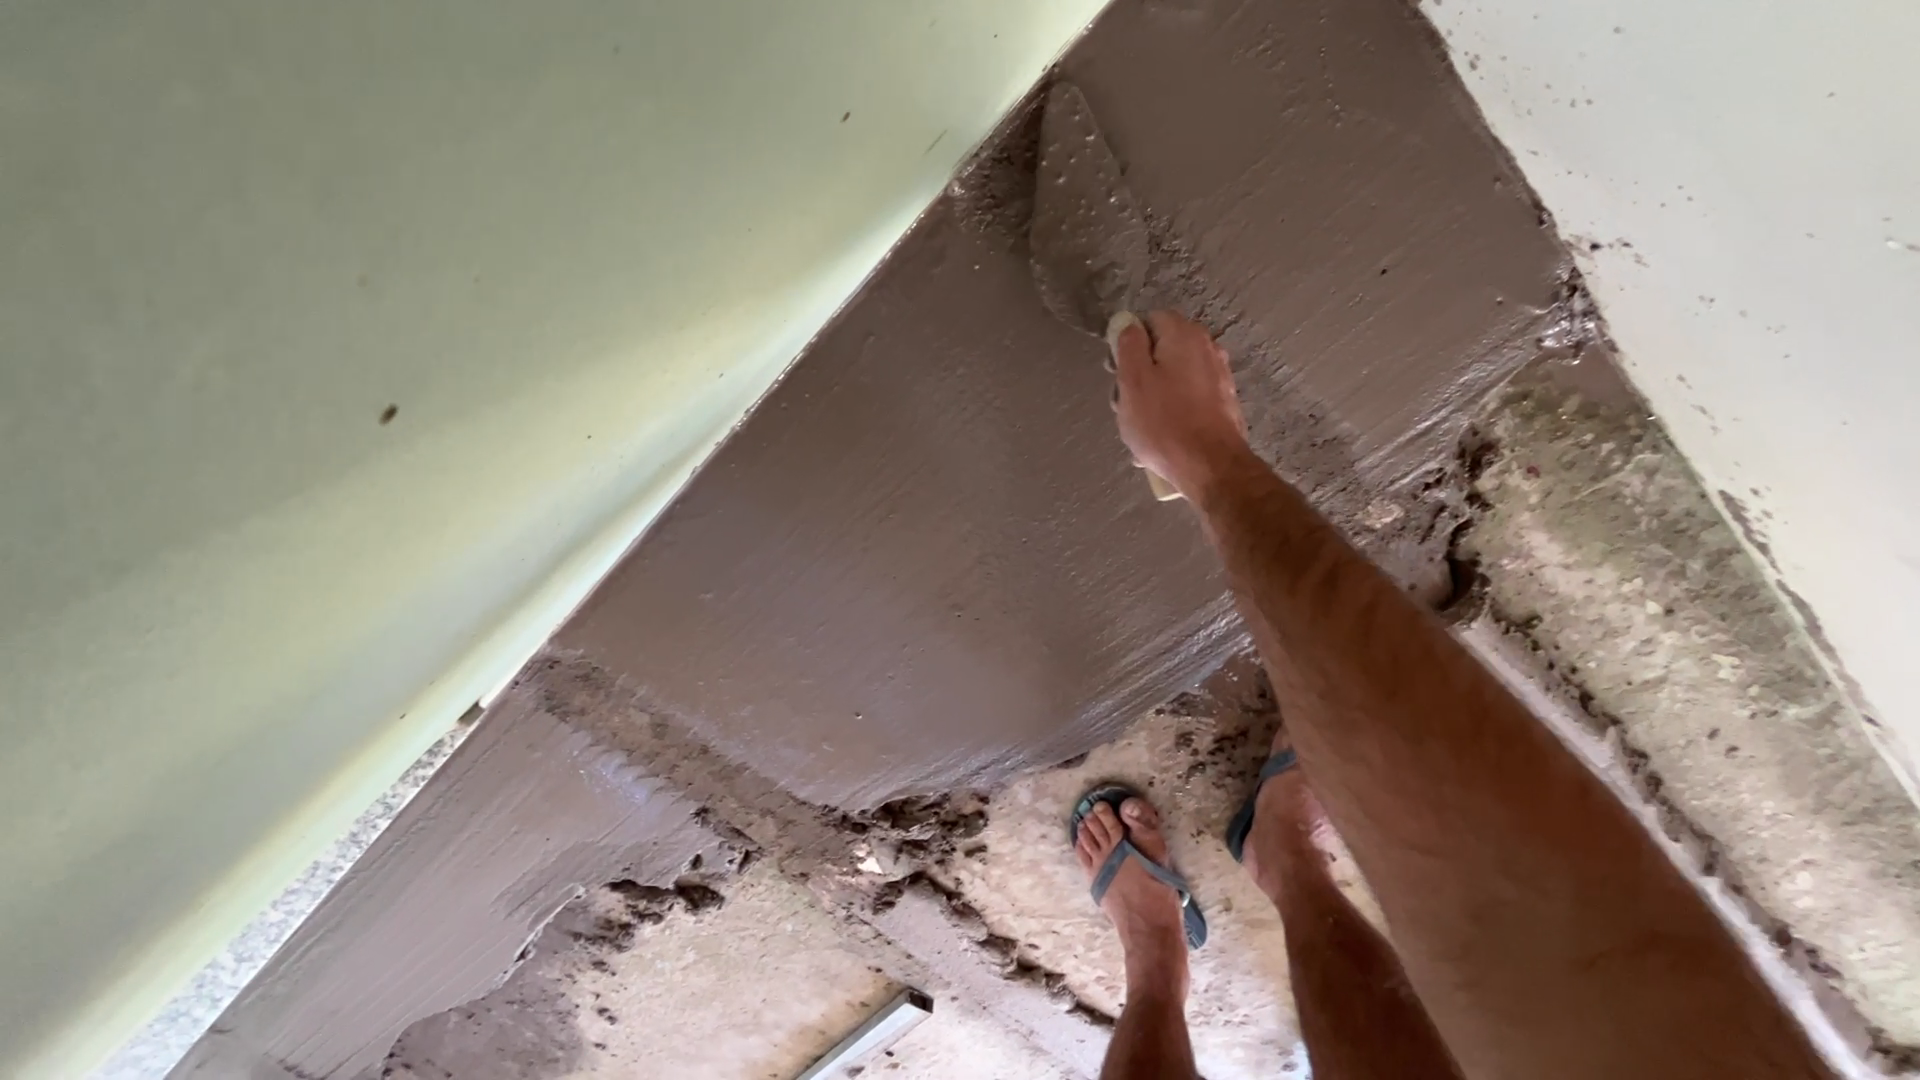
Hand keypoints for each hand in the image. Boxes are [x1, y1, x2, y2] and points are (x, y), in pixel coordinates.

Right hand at [1108, 311, 1252, 501]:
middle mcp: (1207, 348)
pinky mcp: (1223, 404)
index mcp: (1184, 335)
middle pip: (1162, 350)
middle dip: (1139, 373)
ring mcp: (1218, 377)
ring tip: (1141, 427)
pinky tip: (1162, 437)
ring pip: (1173, 377)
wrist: (1210, 466)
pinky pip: (1188, 399)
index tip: (1116, 371)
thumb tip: (1127, 323)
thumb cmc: (1164, 423)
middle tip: (1125, 404)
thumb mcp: (1132, 380)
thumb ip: (1128, 344)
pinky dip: (1172, 411)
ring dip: (1153, 396)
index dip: (1127, 343)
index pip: (1149, 320)